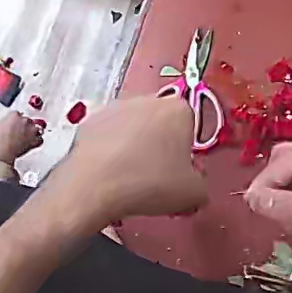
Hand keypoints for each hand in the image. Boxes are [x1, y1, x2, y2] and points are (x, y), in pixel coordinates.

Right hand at [0, 111, 43, 163]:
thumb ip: (2, 124)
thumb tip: (4, 127)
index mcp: (13, 115)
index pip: (17, 114)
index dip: (15, 121)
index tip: (13, 125)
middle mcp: (24, 120)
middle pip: (27, 120)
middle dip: (24, 126)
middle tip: (18, 133)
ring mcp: (31, 130)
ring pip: (36, 128)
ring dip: (32, 132)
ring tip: (26, 138)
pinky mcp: (35, 141)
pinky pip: (40, 139)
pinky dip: (37, 141)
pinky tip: (31, 144)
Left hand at [45, 95, 206, 226]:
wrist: (95, 186)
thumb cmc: (150, 183)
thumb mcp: (193, 193)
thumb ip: (201, 182)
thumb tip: (193, 182)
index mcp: (179, 110)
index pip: (190, 126)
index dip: (186, 150)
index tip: (179, 170)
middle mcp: (148, 99)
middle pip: (161, 122)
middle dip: (160, 143)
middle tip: (156, 174)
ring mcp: (116, 107)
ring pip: (133, 126)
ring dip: (134, 144)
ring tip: (129, 175)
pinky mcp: (90, 119)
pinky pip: (108, 134)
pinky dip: (109, 149)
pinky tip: (108, 171)